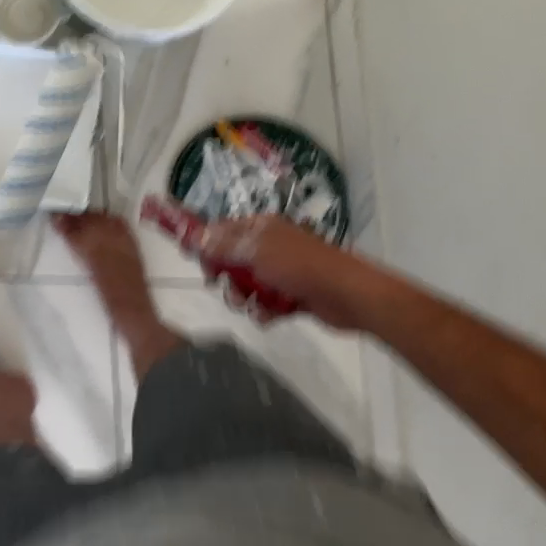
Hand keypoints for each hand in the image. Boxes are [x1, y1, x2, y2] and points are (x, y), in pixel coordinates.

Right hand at [191, 213, 395, 331]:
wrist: (350, 296)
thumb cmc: (301, 266)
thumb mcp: (256, 251)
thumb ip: (223, 245)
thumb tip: (195, 237)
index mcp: (260, 228)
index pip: (222, 230)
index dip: (206, 244)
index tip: (195, 259)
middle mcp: (268, 246)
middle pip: (230, 259)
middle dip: (223, 275)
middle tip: (219, 285)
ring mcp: (281, 272)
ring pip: (246, 284)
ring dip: (242, 297)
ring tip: (249, 305)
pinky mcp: (292, 296)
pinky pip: (265, 303)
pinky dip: (263, 310)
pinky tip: (268, 316)